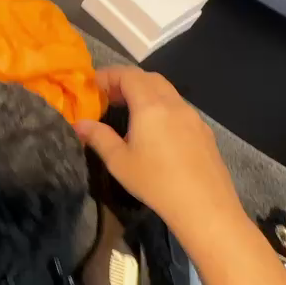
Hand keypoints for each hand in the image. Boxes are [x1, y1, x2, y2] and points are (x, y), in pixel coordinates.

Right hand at [74, 67, 245, 242]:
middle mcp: (174, 105)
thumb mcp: (119, 162)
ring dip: (146, 92)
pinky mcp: (205, 132)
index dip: (108, 75)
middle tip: (109, 97)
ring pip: (167, 91)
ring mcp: (193, 118)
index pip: (128, 75)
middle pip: (149, 78)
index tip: (93, 86)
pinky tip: (156, 131)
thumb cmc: (156, 183)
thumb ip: (98, 137)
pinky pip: (179, 107)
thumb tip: (79, 124)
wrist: (206, 208)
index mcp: (150, 107)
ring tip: (130, 112)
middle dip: (127, 80)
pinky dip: (162, 106)